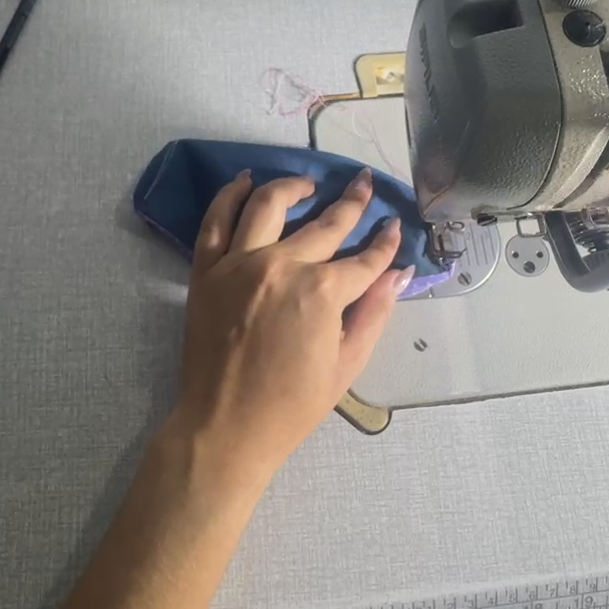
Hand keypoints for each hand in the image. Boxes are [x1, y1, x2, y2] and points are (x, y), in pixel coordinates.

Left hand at [168, 168, 409, 486]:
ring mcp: (240, 264)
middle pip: (325, 224)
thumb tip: (400, 273)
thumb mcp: (348, 365)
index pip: (365, 258)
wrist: (225, 427)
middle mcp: (282, 265)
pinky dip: (230, 195)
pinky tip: (246, 180)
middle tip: (363, 183)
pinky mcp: (207, 270)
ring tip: (308, 183)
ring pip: (269, 206)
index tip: (393, 226)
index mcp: (322, 292)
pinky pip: (216, 220)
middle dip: (352, 202)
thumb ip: (375, 312)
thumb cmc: (292, 404)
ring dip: (293, 187)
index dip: (384, 243)